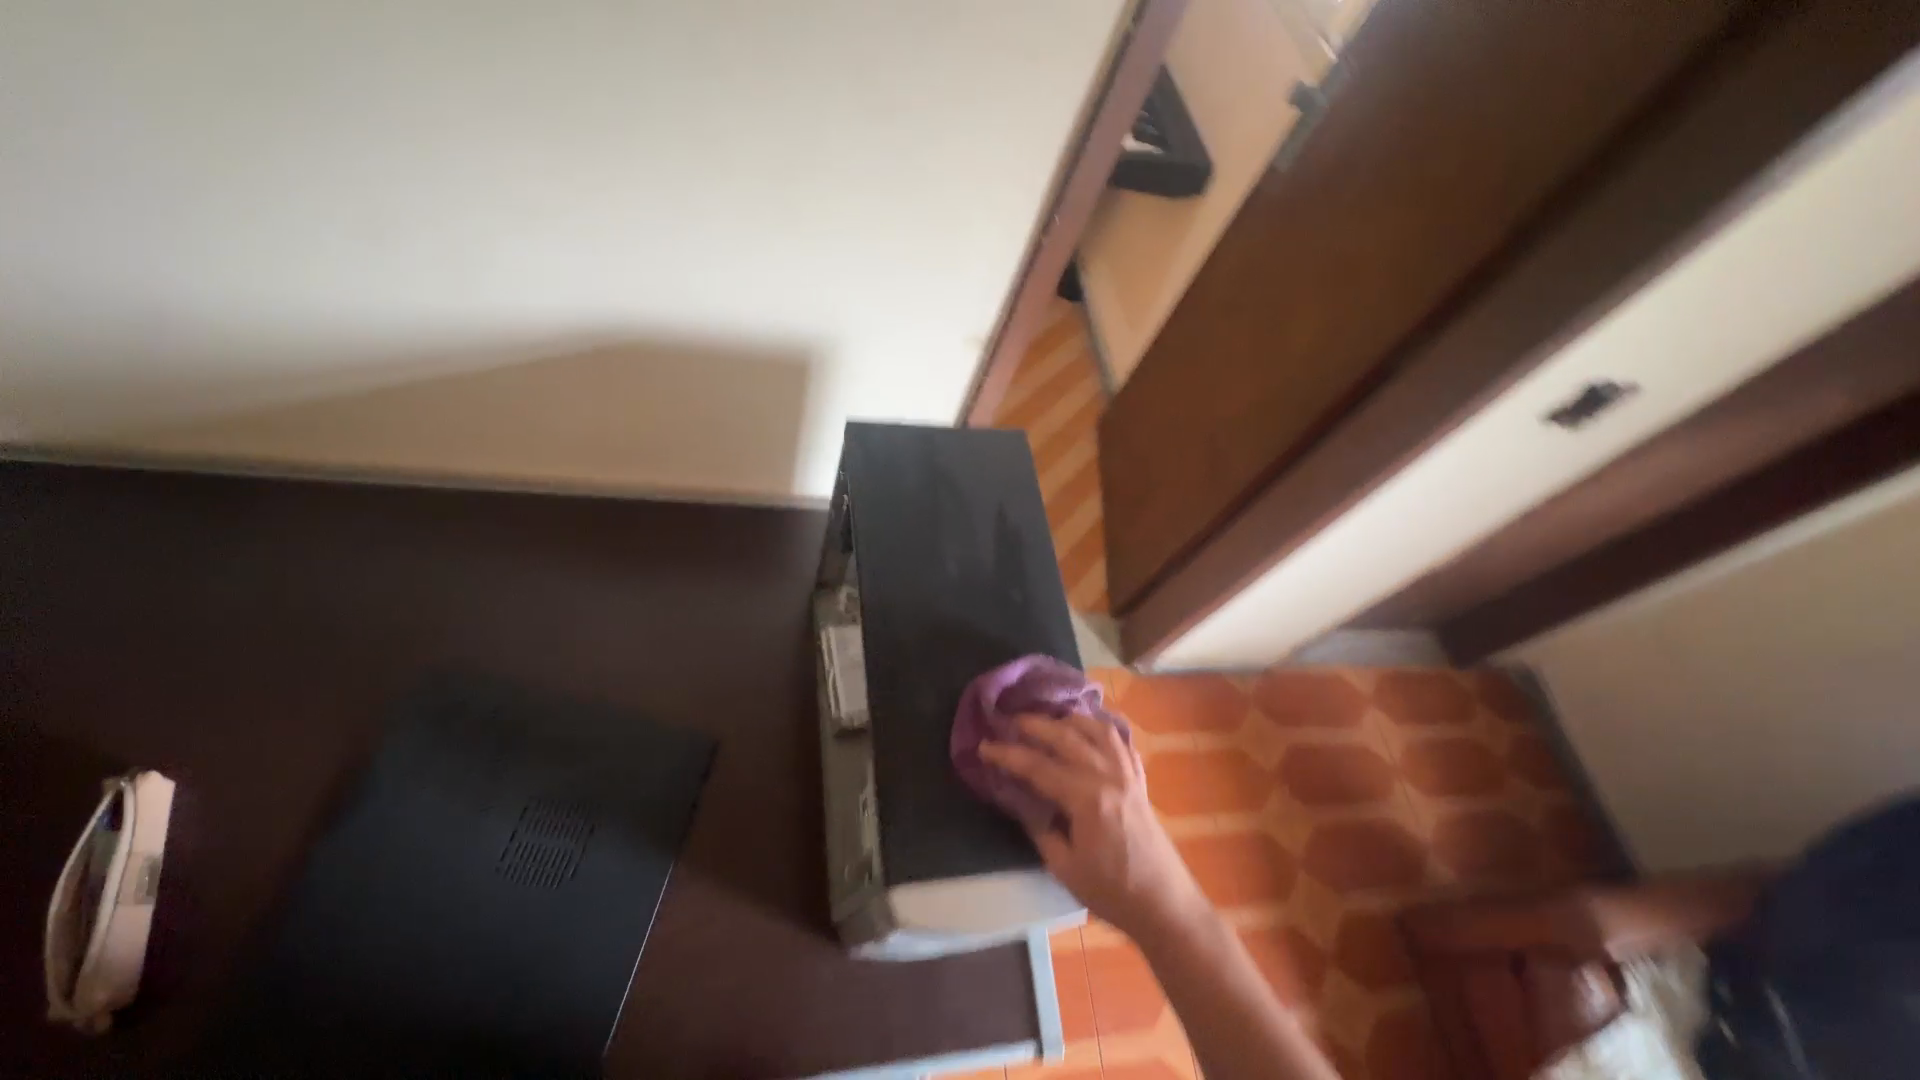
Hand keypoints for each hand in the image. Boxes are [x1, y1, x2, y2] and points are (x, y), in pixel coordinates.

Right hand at [980, 713, 1206, 937]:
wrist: (1164, 905)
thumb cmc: (1112, 892)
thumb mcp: (1064, 868)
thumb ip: (1041, 830)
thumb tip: (1023, 803)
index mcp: (1086, 799)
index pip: (1038, 767)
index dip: (1008, 755)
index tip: (985, 746)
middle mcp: (1109, 777)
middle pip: (1068, 737)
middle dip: (1036, 725)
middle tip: (1011, 721)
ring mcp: (1128, 776)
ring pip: (1099, 731)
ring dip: (1071, 720)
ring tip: (1051, 720)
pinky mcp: (1141, 783)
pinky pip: (1122, 744)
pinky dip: (1103, 731)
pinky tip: (1091, 731)